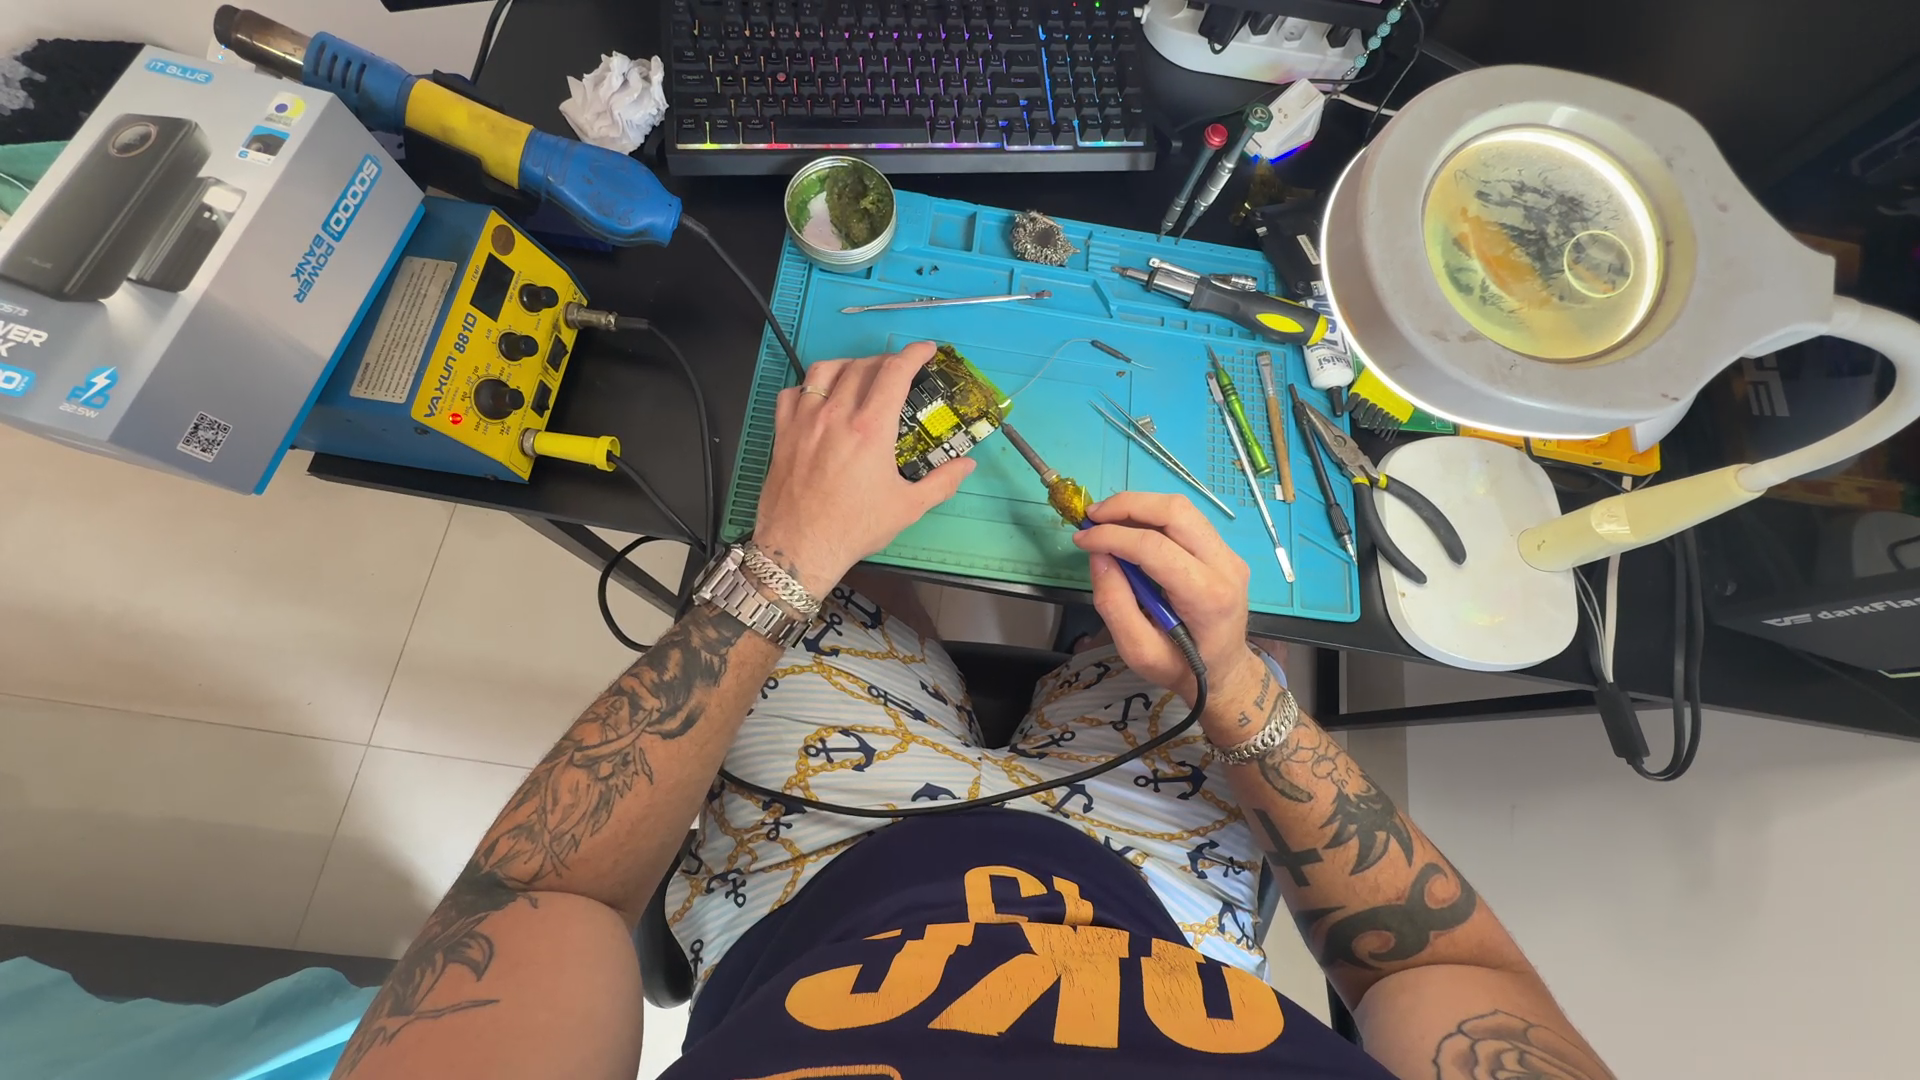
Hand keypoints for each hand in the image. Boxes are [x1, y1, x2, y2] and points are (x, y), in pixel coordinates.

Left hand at [754, 342, 975, 595]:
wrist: (800, 548)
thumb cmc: (855, 528)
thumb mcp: (908, 508)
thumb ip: (942, 482)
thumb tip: (967, 465)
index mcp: (870, 429)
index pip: (894, 372)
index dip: (914, 354)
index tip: (926, 350)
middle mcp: (836, 415)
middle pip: (862, 366)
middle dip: (886, 360)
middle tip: (898, 370)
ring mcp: (805, 422)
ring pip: (824, 370)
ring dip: (847, 364)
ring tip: (859, 374)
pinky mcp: (783, 433)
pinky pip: (792, 393)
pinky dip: (809, 387)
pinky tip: (819, 398)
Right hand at [1072, 493, 1264, 726]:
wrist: (1224, 672)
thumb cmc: (1179, 667)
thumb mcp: (1138, 651)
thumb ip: (1114, 604)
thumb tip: (1098, 555)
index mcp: (1206, 596)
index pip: (1155, 547)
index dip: (1112, 536)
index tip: (1081, 538)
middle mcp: (1225, 566)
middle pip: (1175, 511)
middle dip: (1127, 506)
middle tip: (1091, 516)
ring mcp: (1229, 554)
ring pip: (1181, 508)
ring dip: (1138, 506)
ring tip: (1105, 518)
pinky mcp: (1223, 550)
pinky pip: (1186, 519)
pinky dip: (1152, 515)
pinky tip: (1128, 527)